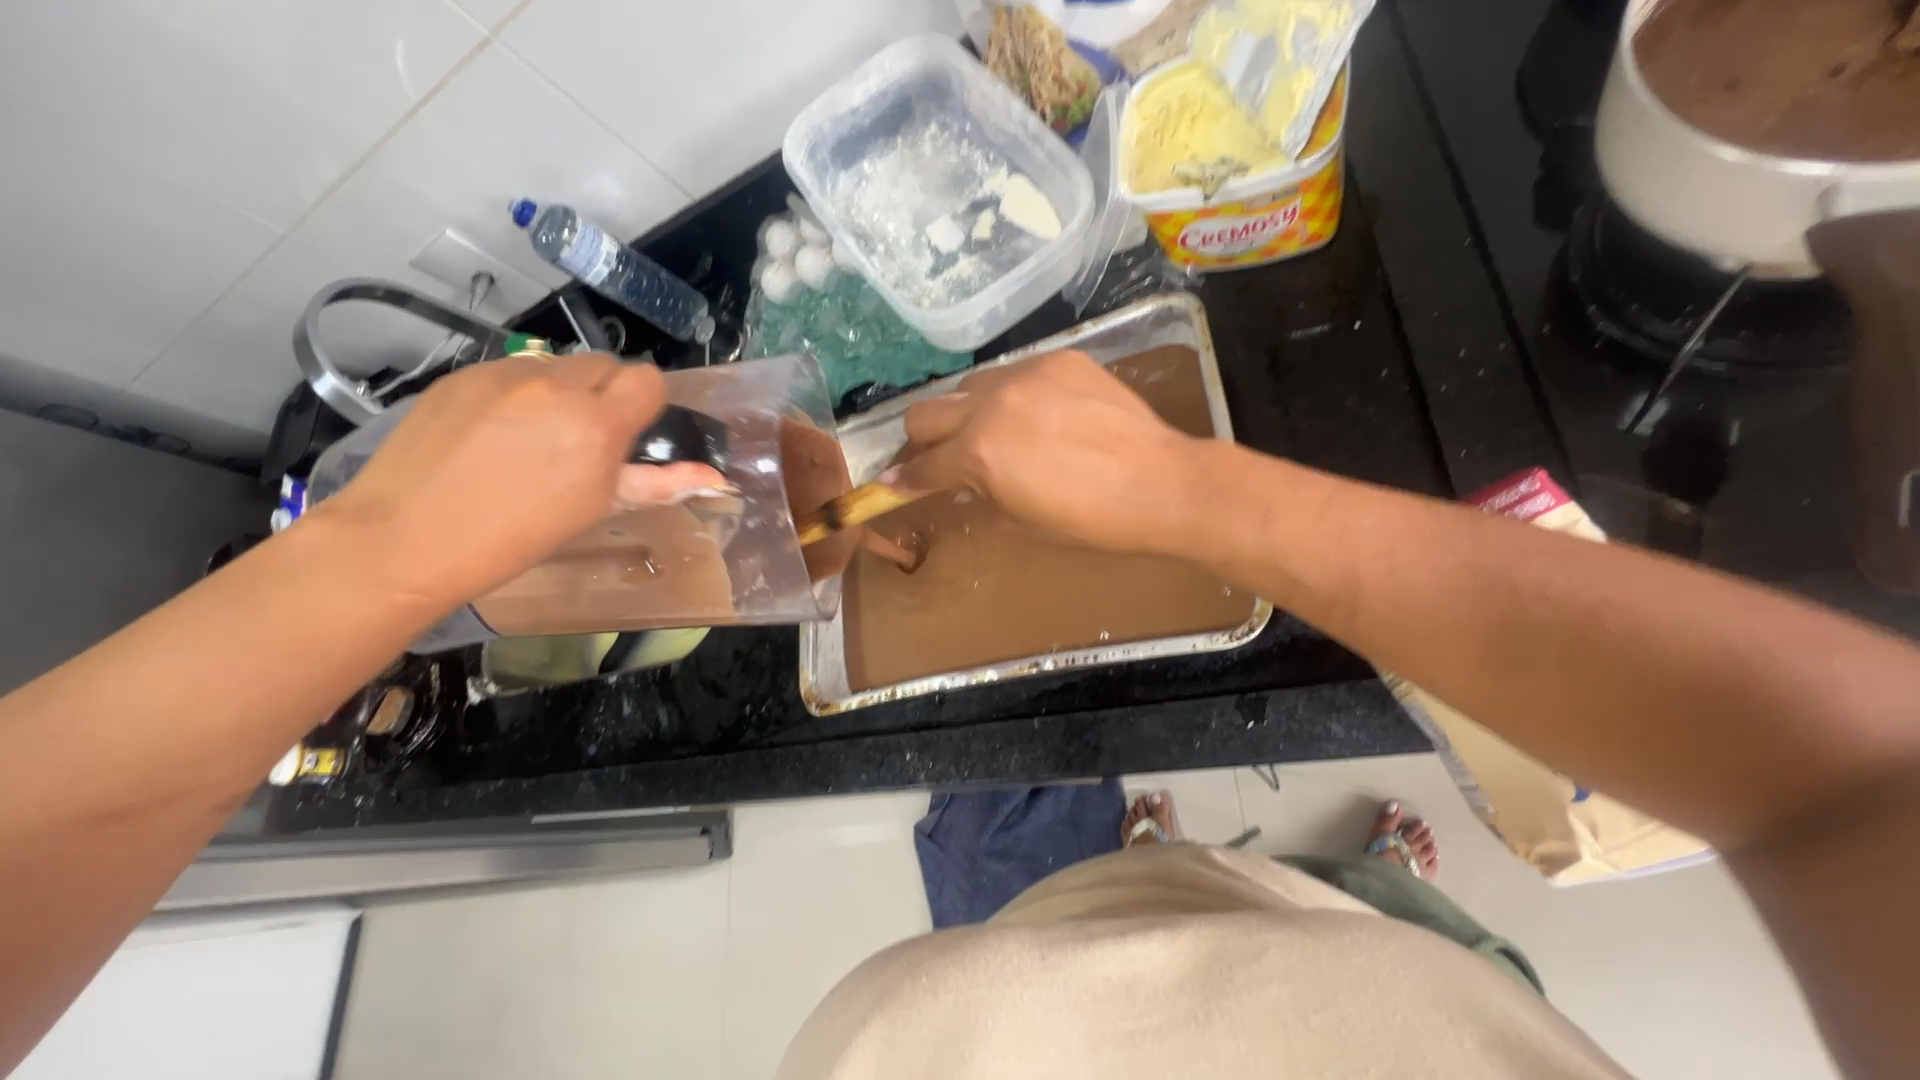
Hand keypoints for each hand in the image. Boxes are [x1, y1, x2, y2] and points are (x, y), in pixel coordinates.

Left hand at [309, 353, 722, 610]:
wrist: (406, 536)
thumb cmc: (515, 536)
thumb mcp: (594, 508)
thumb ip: (656, 483)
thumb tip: (713, 478)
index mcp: (597, 424)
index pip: (648, 380)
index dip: (645, 404)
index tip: (629, 432)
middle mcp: (556, 385)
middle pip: (605, 365)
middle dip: (604, 394)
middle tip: (582, 438)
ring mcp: (505, 374)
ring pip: (557, 364)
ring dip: (561, 391)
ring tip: (532, 438)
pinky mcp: (464, 374)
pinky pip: (511, 371)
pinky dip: (517, 393)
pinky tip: (492, 434)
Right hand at [887, 350, 1204, 555]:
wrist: (1162, 484)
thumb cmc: (1091, 521)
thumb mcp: (1022, 523)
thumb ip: (980, 496)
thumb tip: (961, 483)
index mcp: (980, 453)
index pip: (924, 466)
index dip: (904, 481)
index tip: (890, 485)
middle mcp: (992, 405)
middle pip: (925, 412)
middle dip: (922, 440)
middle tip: (938, 457)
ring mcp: (1027, 375)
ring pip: (969, 386)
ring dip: (967, 412)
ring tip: (996, 433)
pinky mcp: (1060, 359)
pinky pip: (1016, 373)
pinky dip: (1012, 396)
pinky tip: (1040, 416)